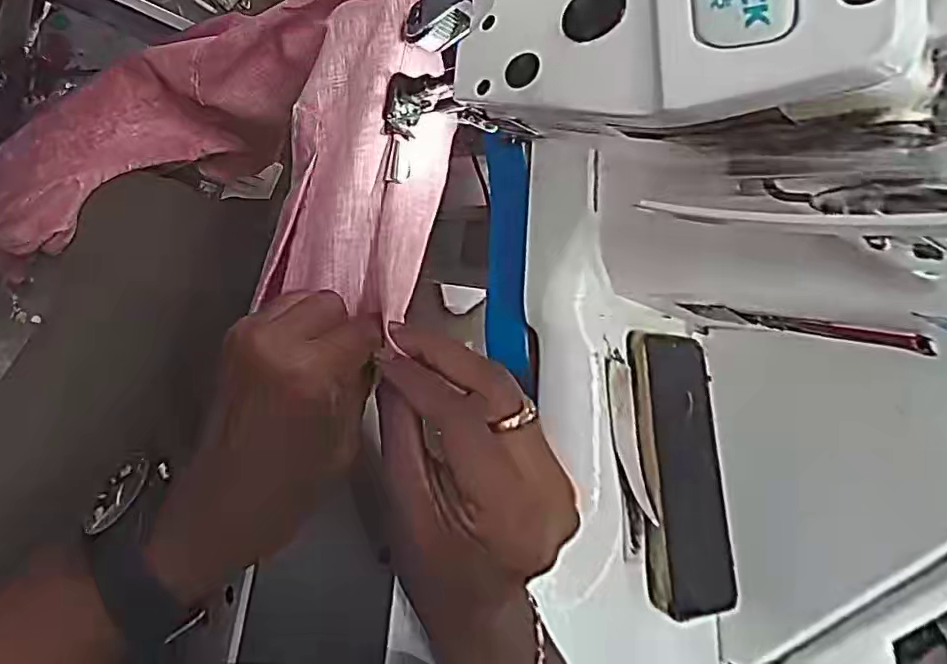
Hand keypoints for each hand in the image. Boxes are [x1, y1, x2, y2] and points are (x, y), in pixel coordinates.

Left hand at [144, 291, 379, 602]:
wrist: (220, 504)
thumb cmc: (285, 489)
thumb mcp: (344, 441)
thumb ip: (359, 384)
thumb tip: (371, 352)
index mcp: (309, 372)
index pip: (360, 327)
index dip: (373, 340)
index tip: (376, 350)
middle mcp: (275, 343)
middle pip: (329, 302)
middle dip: (343, 327)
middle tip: (346, 356)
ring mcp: (248, 335)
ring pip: (302, 297)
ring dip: (316, 322)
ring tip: (317, 356)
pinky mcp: (233, 337)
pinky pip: (276, 311)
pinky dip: (291, 325)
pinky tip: (294, 357)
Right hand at [377, 324, 578, 663]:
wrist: (479, 610)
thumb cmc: (440, 578)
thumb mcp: (405, 505)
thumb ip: (400, 430)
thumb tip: (394, 371)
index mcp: (507, 511)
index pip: (462, 417)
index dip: (419, 378)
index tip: (390, 355)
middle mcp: (544, 489)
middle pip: (494, 389)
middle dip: (442, 353)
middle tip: (404, 335)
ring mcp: (555, 474)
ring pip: (506, 388)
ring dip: (458, 360)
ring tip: (418, 347)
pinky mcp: (552, 461)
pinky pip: (512, 402)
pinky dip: (475, 380)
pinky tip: (446, 368)